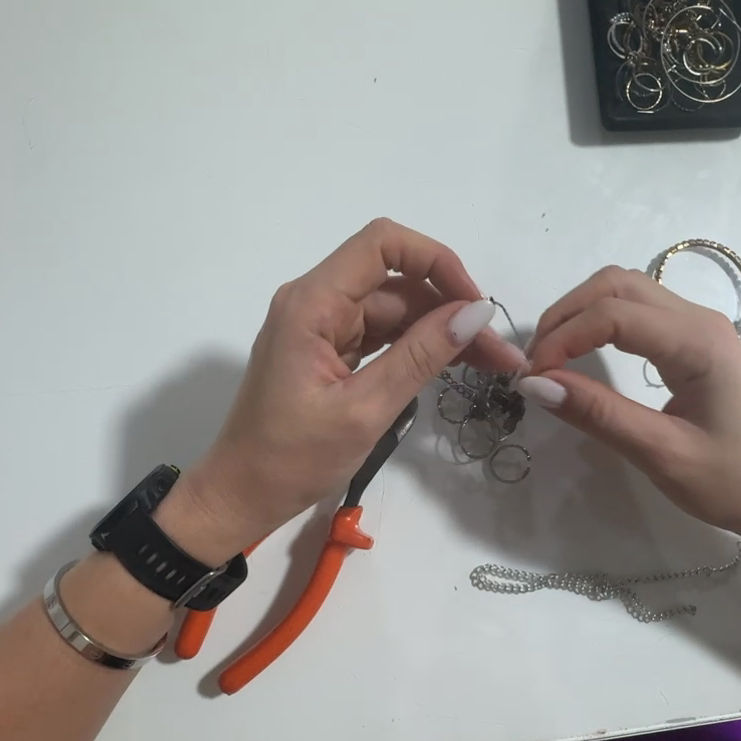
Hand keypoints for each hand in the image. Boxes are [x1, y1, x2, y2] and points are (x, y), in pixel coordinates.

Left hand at [158, 219, 526, 562]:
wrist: (241, 495)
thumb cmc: (291, 459)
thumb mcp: (363, 411)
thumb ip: (420, 358)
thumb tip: (475, 315)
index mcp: (312, 304)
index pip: (382, 245)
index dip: (435, 262)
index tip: (473, 305)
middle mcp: (315, 303)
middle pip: (395, 281)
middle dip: (450, 309)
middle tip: (499, 353)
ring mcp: (321, 328)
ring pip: (394, 310)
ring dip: (440, 332)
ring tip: (490, 363)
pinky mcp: (327, 352)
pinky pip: (381, 336)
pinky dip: (417, 348)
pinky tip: (453, 365)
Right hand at [517, 266, 740, 548]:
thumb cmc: (731, 482)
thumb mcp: (660, 454)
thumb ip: (598, 414)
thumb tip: (535, 385)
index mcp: (699, 344)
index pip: (614, 314)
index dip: (564, 338)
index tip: (532, 379)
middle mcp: (700, 321)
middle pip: (617, 284)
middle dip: (566, 315)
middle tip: (535, 363)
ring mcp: (699, 327)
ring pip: (625, 290)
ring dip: (579, 314)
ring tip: (550, 359)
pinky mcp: (693, 342)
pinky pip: (637, 312)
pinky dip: (599, 323)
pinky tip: (581, 355)